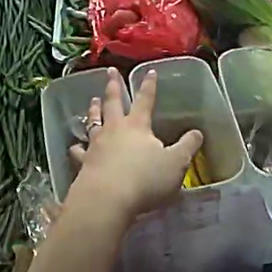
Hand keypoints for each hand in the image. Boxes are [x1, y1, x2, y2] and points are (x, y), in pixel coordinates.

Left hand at [66, 69, 201, 221]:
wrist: (107, 199)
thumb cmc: (145, 179)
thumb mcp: (176, 163)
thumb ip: (187, 146)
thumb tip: (197, 133)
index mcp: (137, 126)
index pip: (145, 100)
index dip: (149, 86)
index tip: (149, 72)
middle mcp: (114, 130)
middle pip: (113, 103)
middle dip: (113, 86)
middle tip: (109, 71)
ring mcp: (96, 145)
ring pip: (94, 122)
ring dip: (93, 110)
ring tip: (92, 100)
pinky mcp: (83, 163)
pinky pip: (79, 151)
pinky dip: (77, 147)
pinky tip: (74, 146)